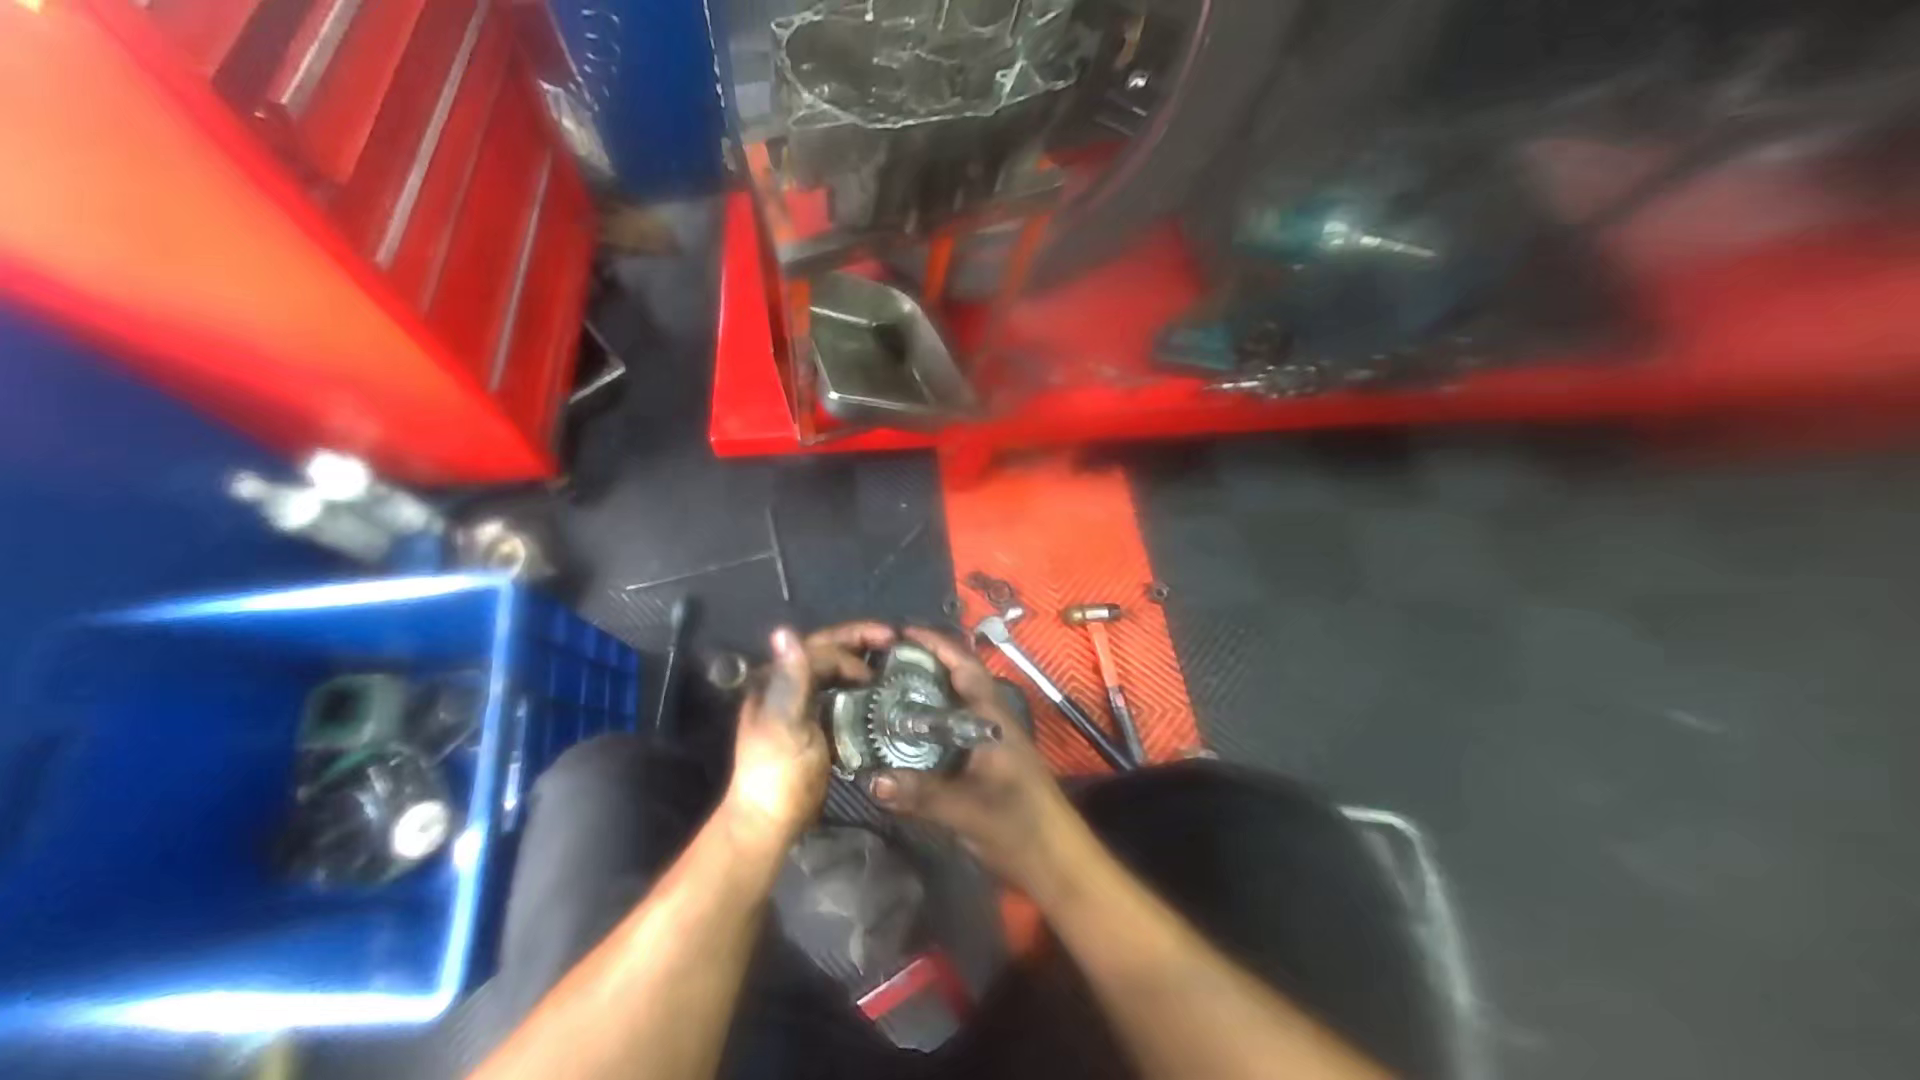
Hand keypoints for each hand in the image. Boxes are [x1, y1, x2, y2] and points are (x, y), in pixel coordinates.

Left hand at [724, 622, 895, 851]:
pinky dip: (862, 691)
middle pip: (827, 652)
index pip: (819, 650)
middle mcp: (788, 687)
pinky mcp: (817, 729)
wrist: (769, 822)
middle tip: (895, 638)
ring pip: (836, 673)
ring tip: (892, 662)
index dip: (852, 647)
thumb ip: (790, 679)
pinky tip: (882, 694)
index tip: (884, 657)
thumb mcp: (784, 724)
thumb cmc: (776, 773)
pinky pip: (842, 698)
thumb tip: (784, 630)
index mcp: (775, 680)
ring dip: (862, 663)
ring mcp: (803, 708)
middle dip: (860, 642)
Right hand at [865, 627, 1086, 893]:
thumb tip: (870, 779)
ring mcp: (993, 740)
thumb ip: (919, 794)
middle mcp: (993, 721)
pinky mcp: (989, 760)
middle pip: (959, 679)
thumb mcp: (966, 811)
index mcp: (993, 720)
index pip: (965, 667)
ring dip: (928, 691)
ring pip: (956, 703)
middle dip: (925, 664)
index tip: (901, 634)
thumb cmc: (1018, 827)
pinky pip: (955, 727)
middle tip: (883, 662)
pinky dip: (931, 721)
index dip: (936, 645)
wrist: (1058, 862)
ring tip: (886, 689)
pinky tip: (906, 732)